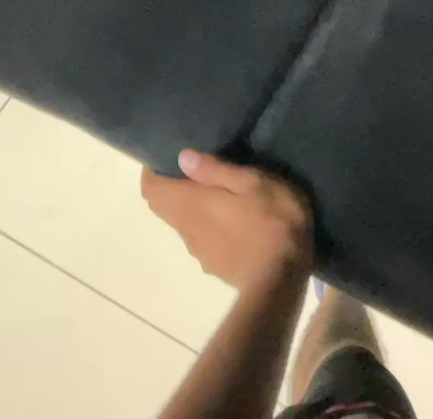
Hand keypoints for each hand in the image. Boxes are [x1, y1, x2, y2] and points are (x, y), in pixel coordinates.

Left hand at [142, 150, 312, 288]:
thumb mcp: (254, 183)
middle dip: (170, 186)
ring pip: (182, 222)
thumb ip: (217, 170)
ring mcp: (198, 249)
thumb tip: (183, 157)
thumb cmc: (273, 220)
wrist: (281, 277)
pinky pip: (200, 237)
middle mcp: (186, 227)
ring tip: (220, 193)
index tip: (168, 155)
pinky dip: (207, 223)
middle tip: (196, 169)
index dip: (152, 171)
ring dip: (191, 206)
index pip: (151, 188)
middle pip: (163, 205)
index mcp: (192, 204)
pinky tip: (235, 221)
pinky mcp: (213, 263)